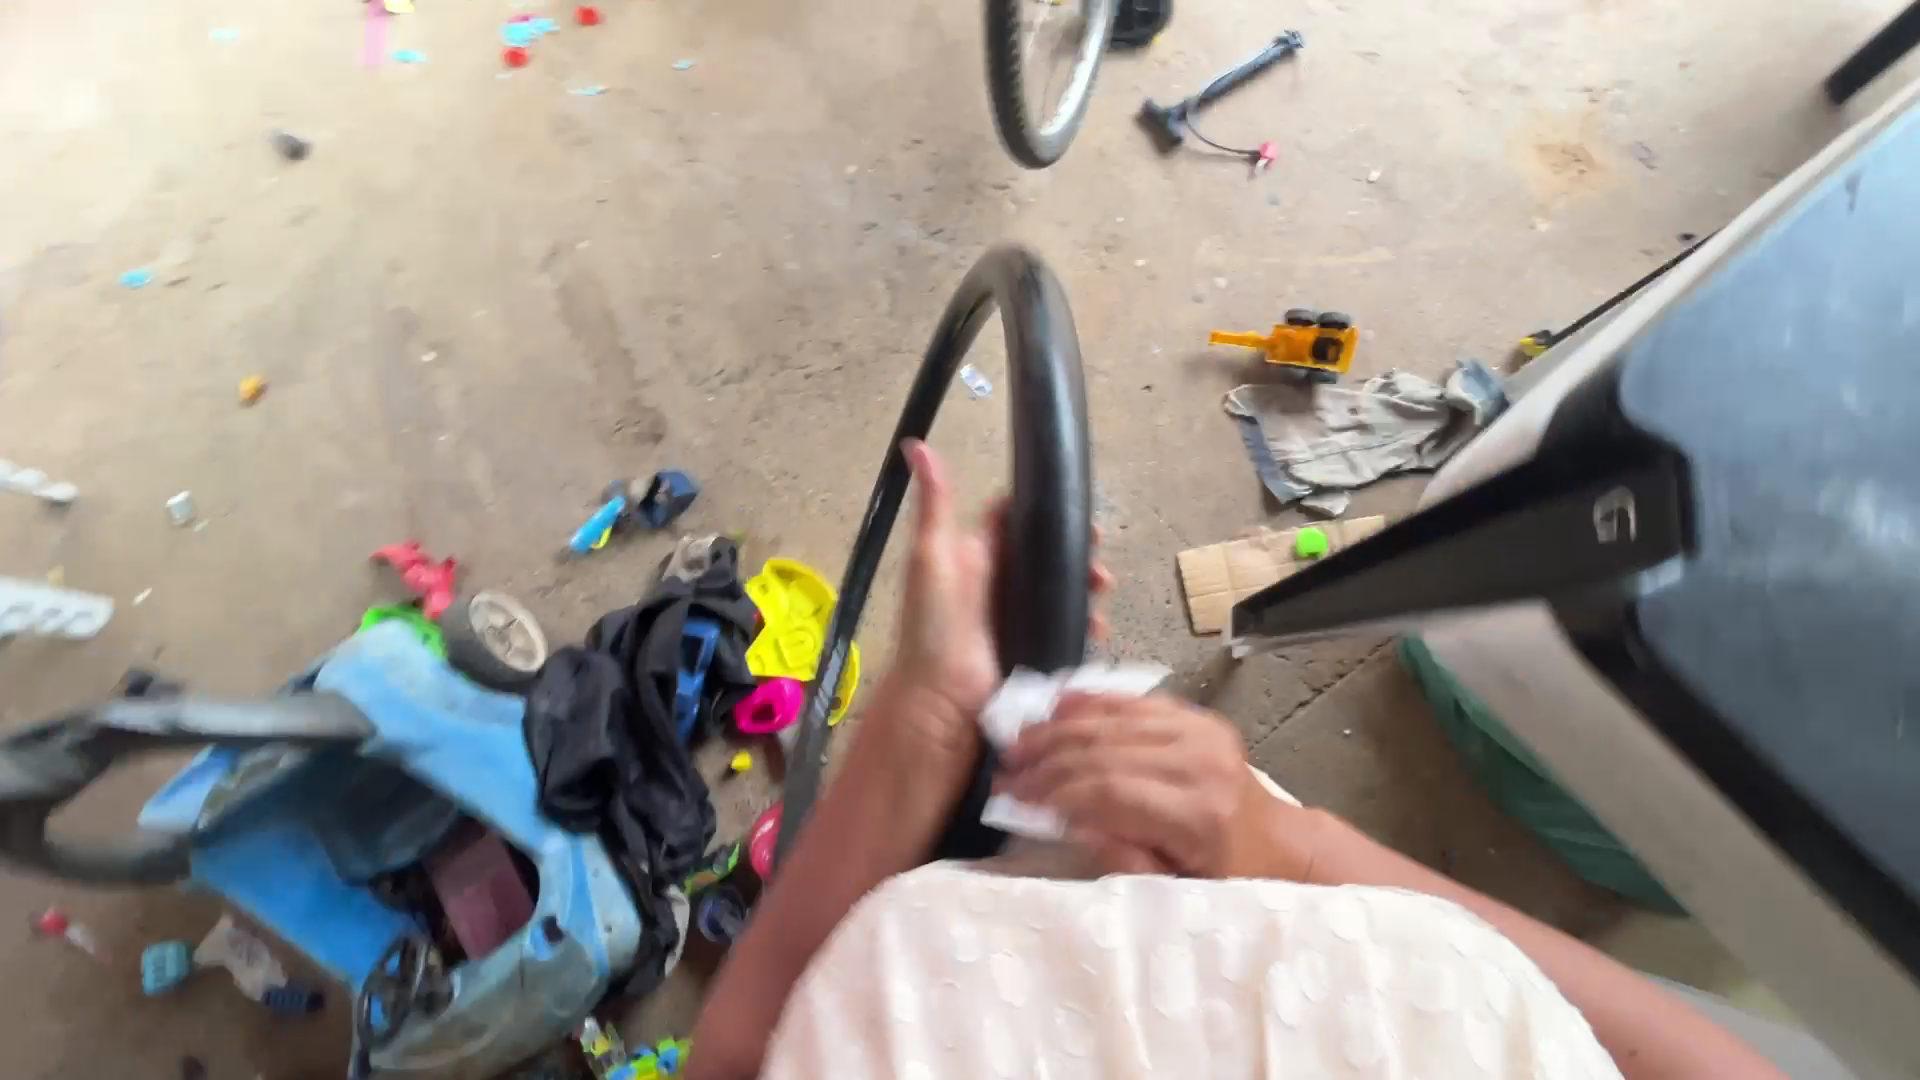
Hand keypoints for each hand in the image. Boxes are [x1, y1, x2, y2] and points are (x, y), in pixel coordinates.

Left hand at [870, 439, 1110, 771]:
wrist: (941, 700)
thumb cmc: (933, 626)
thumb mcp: (931, 558)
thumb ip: (934, 505)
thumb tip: (916, 444)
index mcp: (975, 555)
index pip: (1013, 517)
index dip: (1043, 507)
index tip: (1075, 507)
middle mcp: (998, 581)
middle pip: (1046, 552)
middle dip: (1077, 549)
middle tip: (1099, 556)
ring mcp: (1017, 615)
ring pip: (1062, 588)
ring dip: (1086, 584)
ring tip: (1102, 589)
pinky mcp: (1033, 645)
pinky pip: (1067, 626)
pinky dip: (1085, 622)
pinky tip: (1097, 628)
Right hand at [999, 693, 1319, 879]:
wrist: (1276, 845)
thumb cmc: (1225, 879)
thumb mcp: (1176, 892)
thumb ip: (1123, 857)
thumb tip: (1071, 820)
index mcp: (1199, 815)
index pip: (1110, 790)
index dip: (1057, 790)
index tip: (1016, 796)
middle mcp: (1201, 763)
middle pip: (1106, 748)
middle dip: (1049, 758)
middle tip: (1008, 768)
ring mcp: (1201, 732)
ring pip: (1114, 718)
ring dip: (1060, 728)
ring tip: (1021, 740)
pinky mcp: (1197, 716)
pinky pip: (1134, 700)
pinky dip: (1093, 700)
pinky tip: (1057, 704)